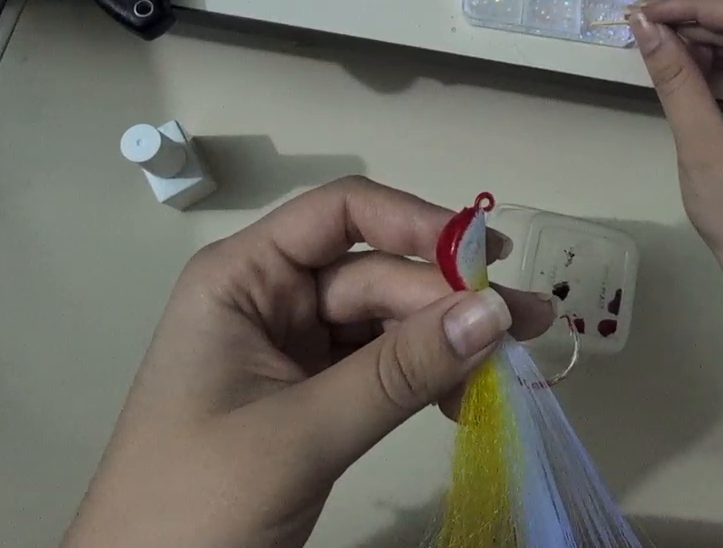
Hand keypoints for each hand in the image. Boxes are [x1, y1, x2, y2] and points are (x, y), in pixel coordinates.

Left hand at [65, 177, 553, 547]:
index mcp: (244, 275)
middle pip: (377, 271)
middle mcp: (273, 294)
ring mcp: (296, 344)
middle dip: (448, 297)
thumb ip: (399, 371)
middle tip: (529, 320)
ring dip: (449, 338)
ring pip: (389, 318)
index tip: (483, 253)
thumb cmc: (193, 508)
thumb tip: (494, 311)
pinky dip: (428, 376)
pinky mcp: (315, 390)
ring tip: (519, 356)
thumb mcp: (300, 434)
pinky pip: (386, 364)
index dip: (413, 221)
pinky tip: (469, 395)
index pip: (340, 214)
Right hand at [628, 0, 722, 313]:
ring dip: (704, 42)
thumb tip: (642, 24)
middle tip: (642, 25)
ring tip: (654, 43)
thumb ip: (674, 77)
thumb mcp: (702, 144)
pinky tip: (681, 64)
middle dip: (698, 22)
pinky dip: (717, 67)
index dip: (700, 5)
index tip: (648, 11)